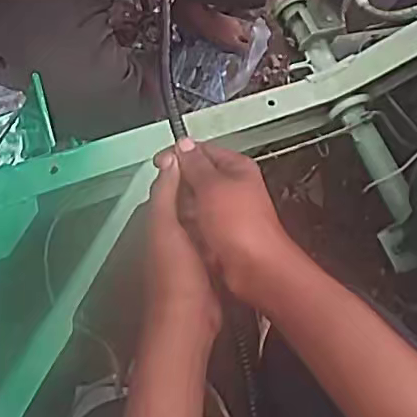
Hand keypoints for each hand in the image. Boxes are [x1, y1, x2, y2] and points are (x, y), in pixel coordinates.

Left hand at [145, 150, 220, 338]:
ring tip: (228, 196)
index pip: (168, 188)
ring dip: (214, 211)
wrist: (190, 320)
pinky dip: (222, 233)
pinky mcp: (207, 267)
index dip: (182, 171)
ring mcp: (190, 253)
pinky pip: (216, 242)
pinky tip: (232, 227)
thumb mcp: (166, 227)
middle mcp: (172, 237)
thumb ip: (165, 195)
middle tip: (219, 175)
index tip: (197, 157)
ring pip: (204, 222)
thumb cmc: (175, 280)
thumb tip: (168, 163)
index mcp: (158, 224)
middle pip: (188, 204)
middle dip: (202, 191)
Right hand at [156, 139, 311, 310]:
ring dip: (184, 208)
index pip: (202, 151)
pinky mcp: (221, 232)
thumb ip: (195, 164)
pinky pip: (197, 224)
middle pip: (196, 177)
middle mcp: (233, 187)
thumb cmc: (244, 228)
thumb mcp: (212, 186)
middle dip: (180, 185)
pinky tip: (187, 232)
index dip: (179, 155)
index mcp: (236, 167)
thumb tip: (184, 146)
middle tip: (170, 192)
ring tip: (181, 215)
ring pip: (194, 202)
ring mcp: (227, 211)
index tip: (161, 162)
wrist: (256, 269)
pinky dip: (189, 227)